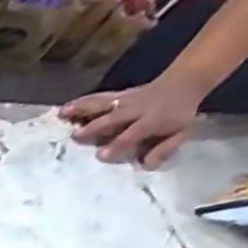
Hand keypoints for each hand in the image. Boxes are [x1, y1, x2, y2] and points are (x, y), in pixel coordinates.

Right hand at [59, 77, 205, 167]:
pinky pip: (99, 98)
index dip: (118, 144)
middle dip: (95, 126)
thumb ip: (164, 149)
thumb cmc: (180, 114)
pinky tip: (65, 108)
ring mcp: (126, 100)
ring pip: (103, 104)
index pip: (133, 134)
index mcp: (153, 120)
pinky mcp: (118, 94)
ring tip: (62, 115)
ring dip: (82, 109)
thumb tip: (145, 165)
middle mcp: (136, 109)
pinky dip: (81, 103)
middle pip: (114, 117)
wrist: (185, 82)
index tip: (100, 156)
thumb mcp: (182, 133)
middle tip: (75, 136)